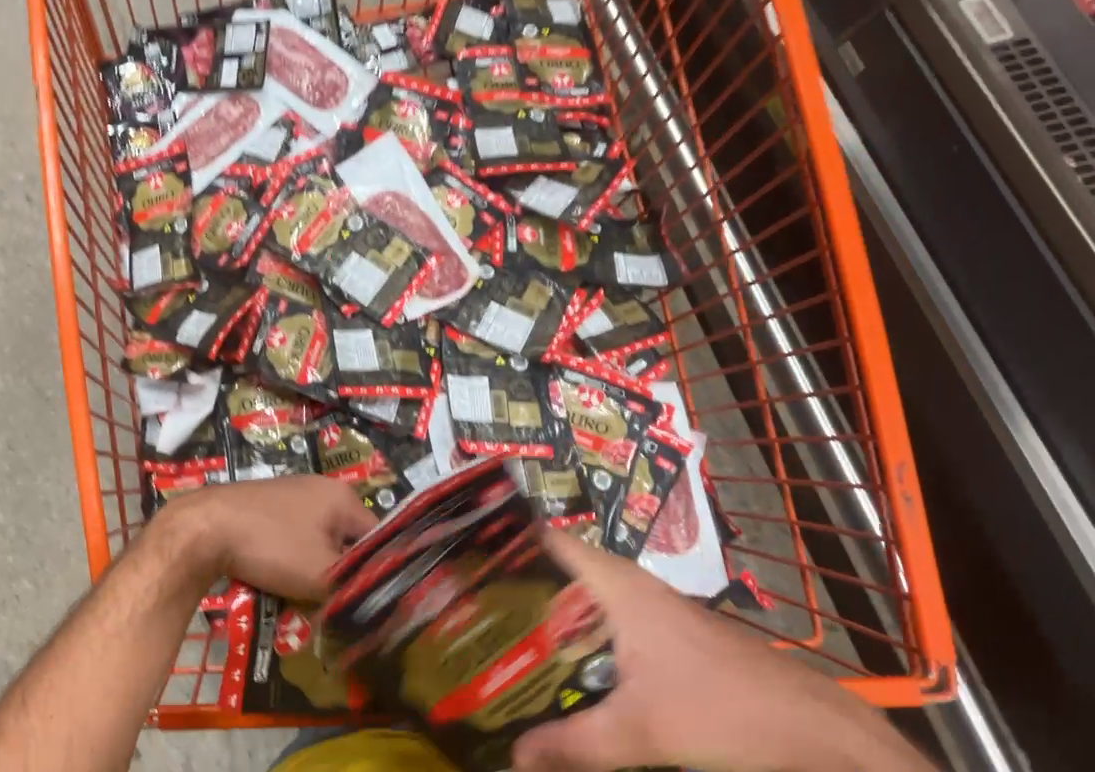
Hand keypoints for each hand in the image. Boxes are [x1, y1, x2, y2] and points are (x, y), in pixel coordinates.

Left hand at [162, 475, 377, 601]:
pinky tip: (277, 582)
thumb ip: (359, 588)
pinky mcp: (262, 506)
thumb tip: (386, 602)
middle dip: (339, 576)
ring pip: (316, 545)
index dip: (377, 575)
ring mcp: (288, 495)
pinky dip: (288, 562)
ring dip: (312, 573)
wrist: (204, 528)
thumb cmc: (272, 546)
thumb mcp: (324, 575)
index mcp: (342, 496)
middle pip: (345, 542)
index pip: (379, 540)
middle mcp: (319, 488)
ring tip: (301, 600)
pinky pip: (290, 540)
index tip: (368, 605)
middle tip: (330, 606)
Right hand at [512, 529, 934, 771]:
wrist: (825, 737)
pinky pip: (609, 625)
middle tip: (470, 609)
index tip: (463, 559)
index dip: (505, 542)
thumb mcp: (640, 734)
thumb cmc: (727, 713)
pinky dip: (582, 639)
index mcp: (617, 585)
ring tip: (504, 640)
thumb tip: (511, 758)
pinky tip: (566, 671)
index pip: (547, 539)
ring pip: (586, 601)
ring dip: (550, 617)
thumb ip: (572, 746)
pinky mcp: (673, 640)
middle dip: (516, 588)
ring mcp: (657, 612)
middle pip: (560, 572)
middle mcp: (633, 586)